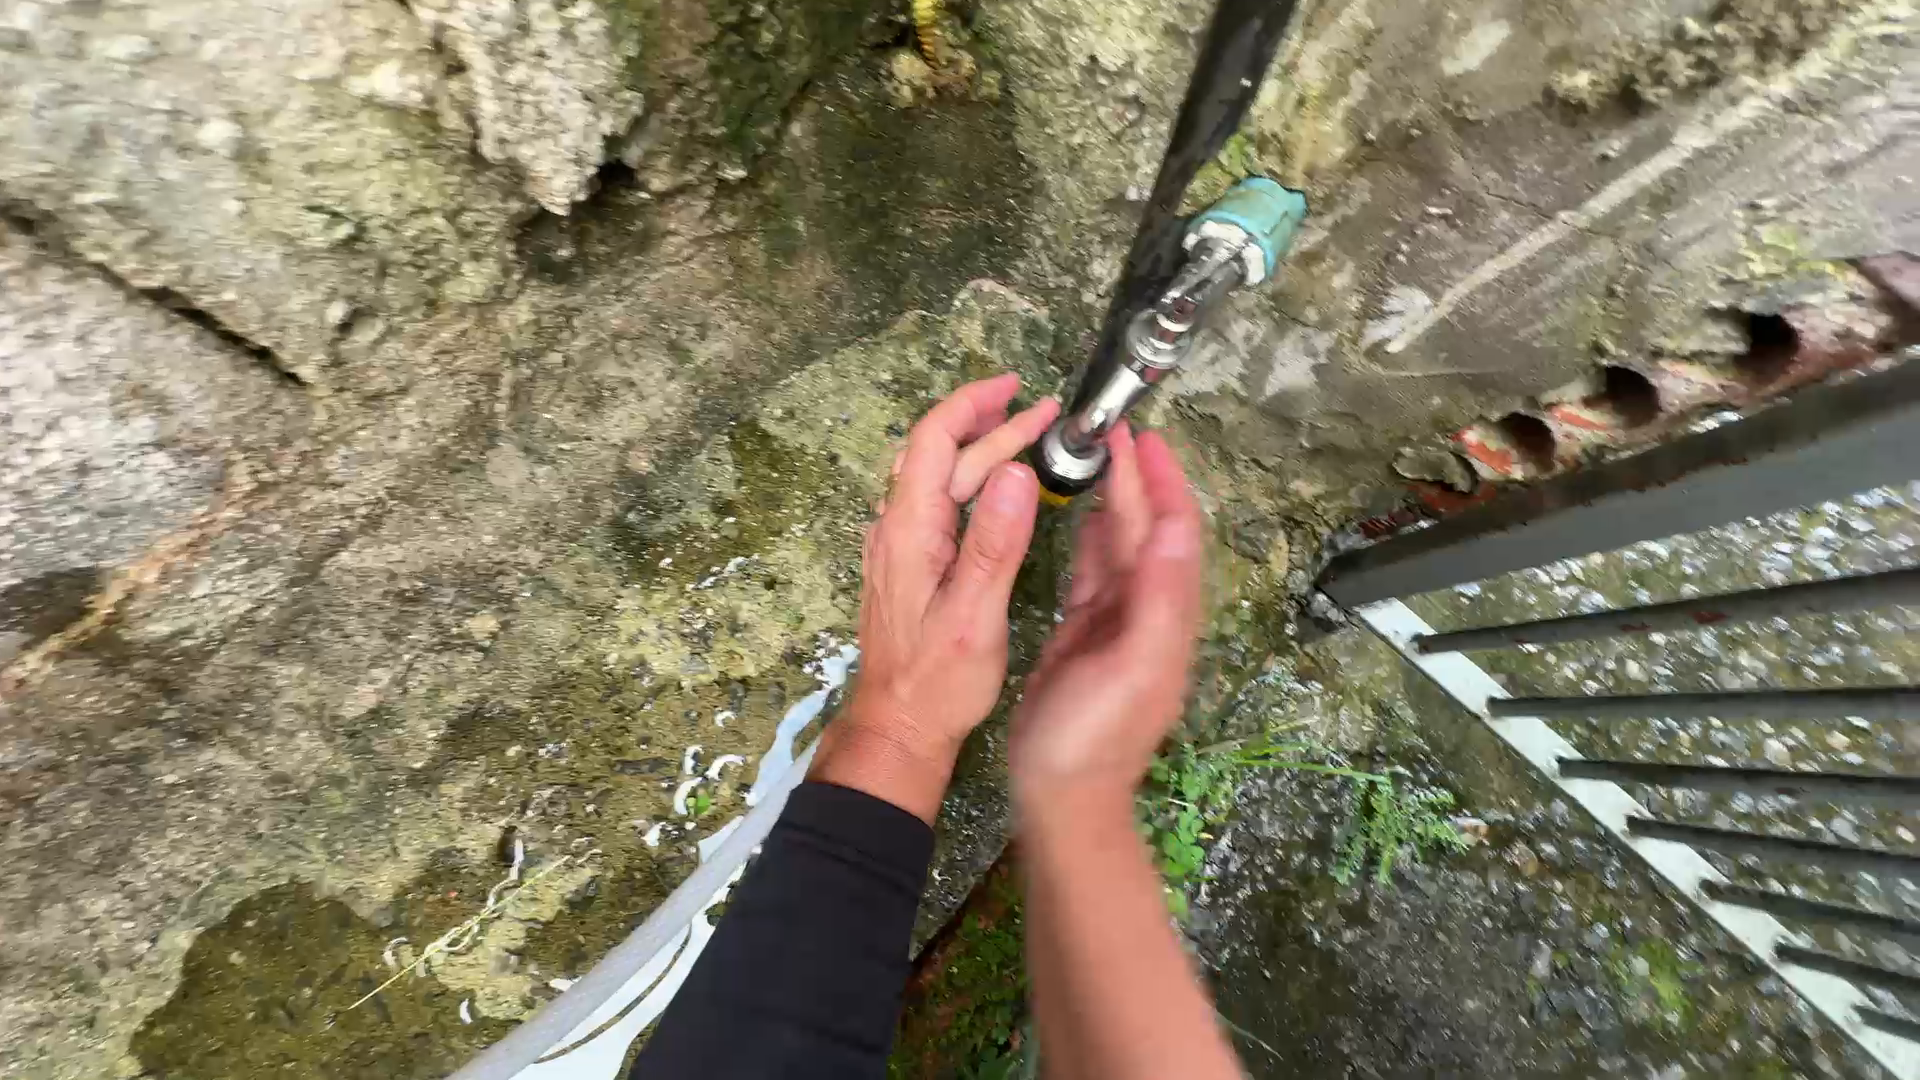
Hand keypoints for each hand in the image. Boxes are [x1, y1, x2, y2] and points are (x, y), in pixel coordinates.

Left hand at [812, 374, 1060, 822]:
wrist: (898, 726)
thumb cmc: (939, 680)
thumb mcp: (973, 615)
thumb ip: (993, 544)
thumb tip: (1016, 472)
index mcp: (909, 530)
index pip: (932, 443)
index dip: (970, 406)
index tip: (1014, 388)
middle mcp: (896, 528)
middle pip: (938, 457)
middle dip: (990, 428)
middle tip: (1043, 415)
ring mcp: (898, 546)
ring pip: (937, 479)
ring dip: (979, 451)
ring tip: (1025, 434)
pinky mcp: (907, 564)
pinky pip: (936, 504)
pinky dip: (969, 482)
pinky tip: (994, 486)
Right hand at [1010, 423, 1203, 816]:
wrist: (1061, 794)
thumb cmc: (1093, 736)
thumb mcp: (1135, 668)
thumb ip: (1161, 599)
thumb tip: (1178, 526)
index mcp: (1167, 615)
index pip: (1174, 533)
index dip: (1164, 484)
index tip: (1145, 438)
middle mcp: (1148, 610)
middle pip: (1148, 531)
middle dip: (1138, 479)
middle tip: (1117, 430)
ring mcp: (1116, 619)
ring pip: (1121, 545)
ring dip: (1116, 499)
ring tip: (1100, 456)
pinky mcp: (1084, 628)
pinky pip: (1093, 569)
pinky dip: (1091, 535)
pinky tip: (1083, 512)